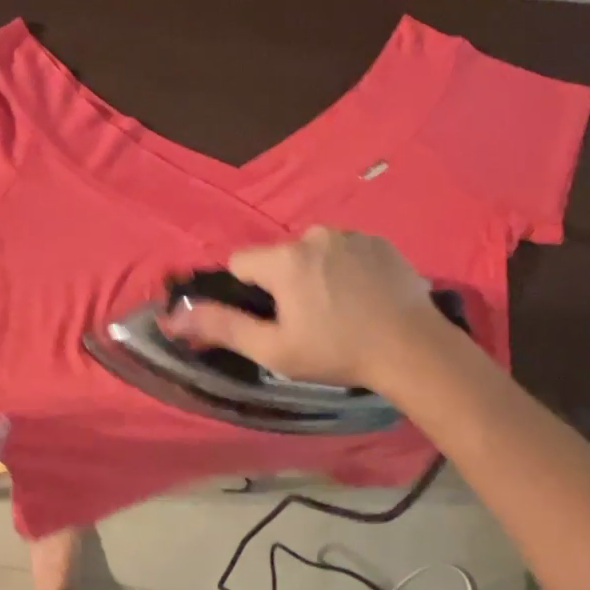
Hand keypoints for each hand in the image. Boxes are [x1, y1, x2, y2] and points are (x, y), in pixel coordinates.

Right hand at [162, 227, 441, 387]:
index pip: (241, 263)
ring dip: (317, 275)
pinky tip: (364, 300)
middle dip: (284, 284)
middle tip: (309, 322)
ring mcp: (352, 236)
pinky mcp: (381, 243)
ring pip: (314, 253)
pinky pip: (347, 252)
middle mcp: (315, 235)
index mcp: (285, 259)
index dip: (248, 293)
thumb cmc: (338, 353)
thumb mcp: (275, 350)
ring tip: (341, 312)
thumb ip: (224, 327)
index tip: (271, 320)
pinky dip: (347, 271)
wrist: (413, 350)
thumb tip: (176, 317)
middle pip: (280, 257)